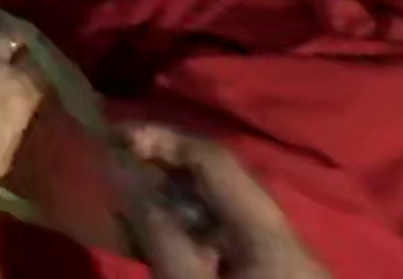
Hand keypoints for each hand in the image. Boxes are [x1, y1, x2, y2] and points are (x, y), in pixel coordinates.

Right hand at [121, 124, 328, 278]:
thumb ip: (152, 222)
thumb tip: (115, 162)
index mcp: (273, 237)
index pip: (212, 157)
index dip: (159, 137)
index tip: (112, 139)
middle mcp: (288, 242)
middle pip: (219, 181)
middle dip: (161, 169)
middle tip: (114, 170)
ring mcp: (291, 268)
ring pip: (223, 209)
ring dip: (171, 199)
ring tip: (129, 212)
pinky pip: (230, 237)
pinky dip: (190, 228)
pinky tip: (160, 243)